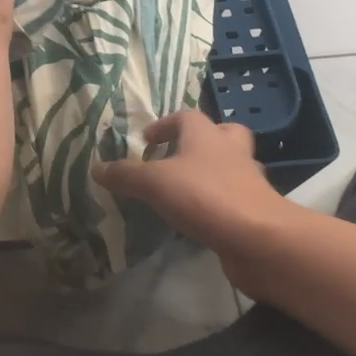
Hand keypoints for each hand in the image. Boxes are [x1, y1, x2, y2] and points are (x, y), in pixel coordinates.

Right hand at [93, 110, 296, 288]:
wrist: (259, 239)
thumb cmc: (205, 196)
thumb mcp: (154, 183)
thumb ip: (125, 175)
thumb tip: (96, 168)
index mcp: (206, 135)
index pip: (186, 116)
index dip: (165, 125)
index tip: (147, 141)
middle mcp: (231, 151)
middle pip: (223, 133)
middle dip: (204, 141)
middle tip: (181, 157)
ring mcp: (249, 181)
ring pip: (234, 166)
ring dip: (216, 172)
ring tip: (191, 189)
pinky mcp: (258, 210)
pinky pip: (237, 198)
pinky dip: (222, 203)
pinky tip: (204, 219)